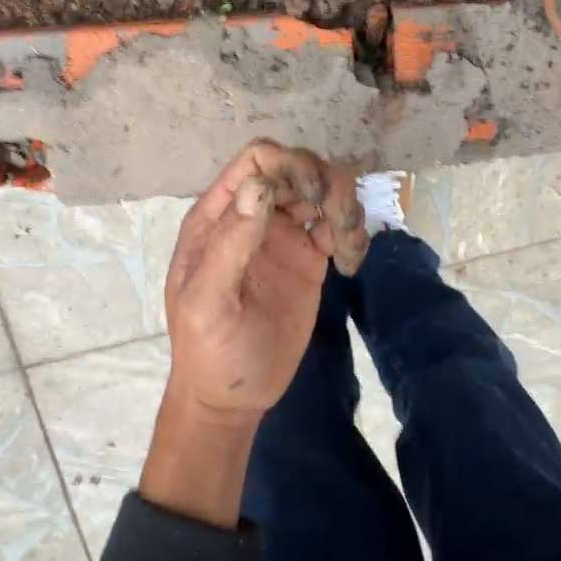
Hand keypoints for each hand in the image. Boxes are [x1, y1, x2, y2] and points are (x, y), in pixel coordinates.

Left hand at [139, 140, 362, 528]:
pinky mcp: (310, 256)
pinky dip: (353, 230)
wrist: (233, 399)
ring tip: (349, 244)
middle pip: (297, 169)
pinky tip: (352, 259)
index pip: (256, 162)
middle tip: (338, 222)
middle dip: (323, 183)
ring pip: (322, 190)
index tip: (311, 197)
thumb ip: (229, 244)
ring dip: (344, 204)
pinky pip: (338, 223)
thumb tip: (259, 186)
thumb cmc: (209, 351)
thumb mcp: (207, 302)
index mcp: (219, 216)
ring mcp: (284, 234)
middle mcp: (254, 215)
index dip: (287, 166)